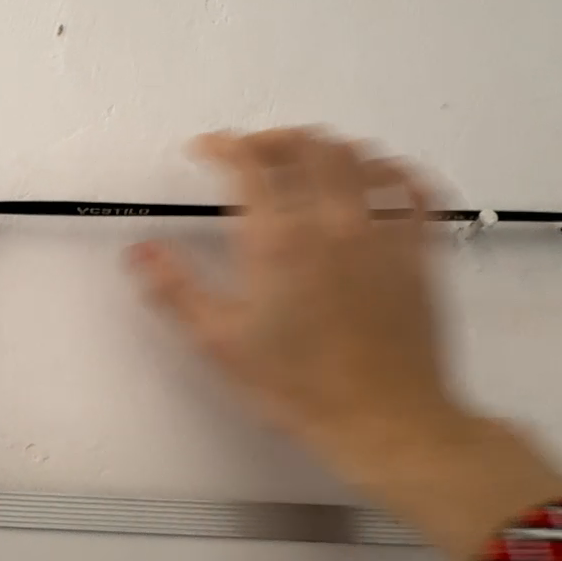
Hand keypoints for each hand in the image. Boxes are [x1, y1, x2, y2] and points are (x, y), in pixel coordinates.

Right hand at [127, 128, 469, 470]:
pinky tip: (377, 176)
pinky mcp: (420, 253)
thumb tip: (141, 253)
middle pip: (306, 146)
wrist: (383, 421)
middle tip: (251, 153)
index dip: (222, 145)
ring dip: (326, 148)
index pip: (248, 165)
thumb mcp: (219, 341)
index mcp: (278, 243)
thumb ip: (175, 288)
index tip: (207, 148)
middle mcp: (333, 225)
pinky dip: (392, 170)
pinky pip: (415, 188)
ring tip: (304, 161)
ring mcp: (384, 235)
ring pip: (360, 157)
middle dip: (271, 139)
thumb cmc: (300, 386)